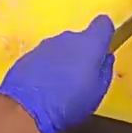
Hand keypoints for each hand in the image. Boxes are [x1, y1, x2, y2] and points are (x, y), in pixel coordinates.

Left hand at [0, 15, 115, 132]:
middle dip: (81, 54)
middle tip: (79, 78)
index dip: (104, 34)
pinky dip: (45, 68)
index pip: (103, 23)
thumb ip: (105, 70)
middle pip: (79, 39)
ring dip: (62, 62)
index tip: (102, 51)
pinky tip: (42, 88)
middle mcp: (67, 38)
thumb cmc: (70, 102)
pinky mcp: (27, 55)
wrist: (26, 109)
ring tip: (59, 87)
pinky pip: (43, 58)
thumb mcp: (98, 92)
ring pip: (60, 49)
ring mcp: (45, 45)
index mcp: (89, 43)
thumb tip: (105, 58)